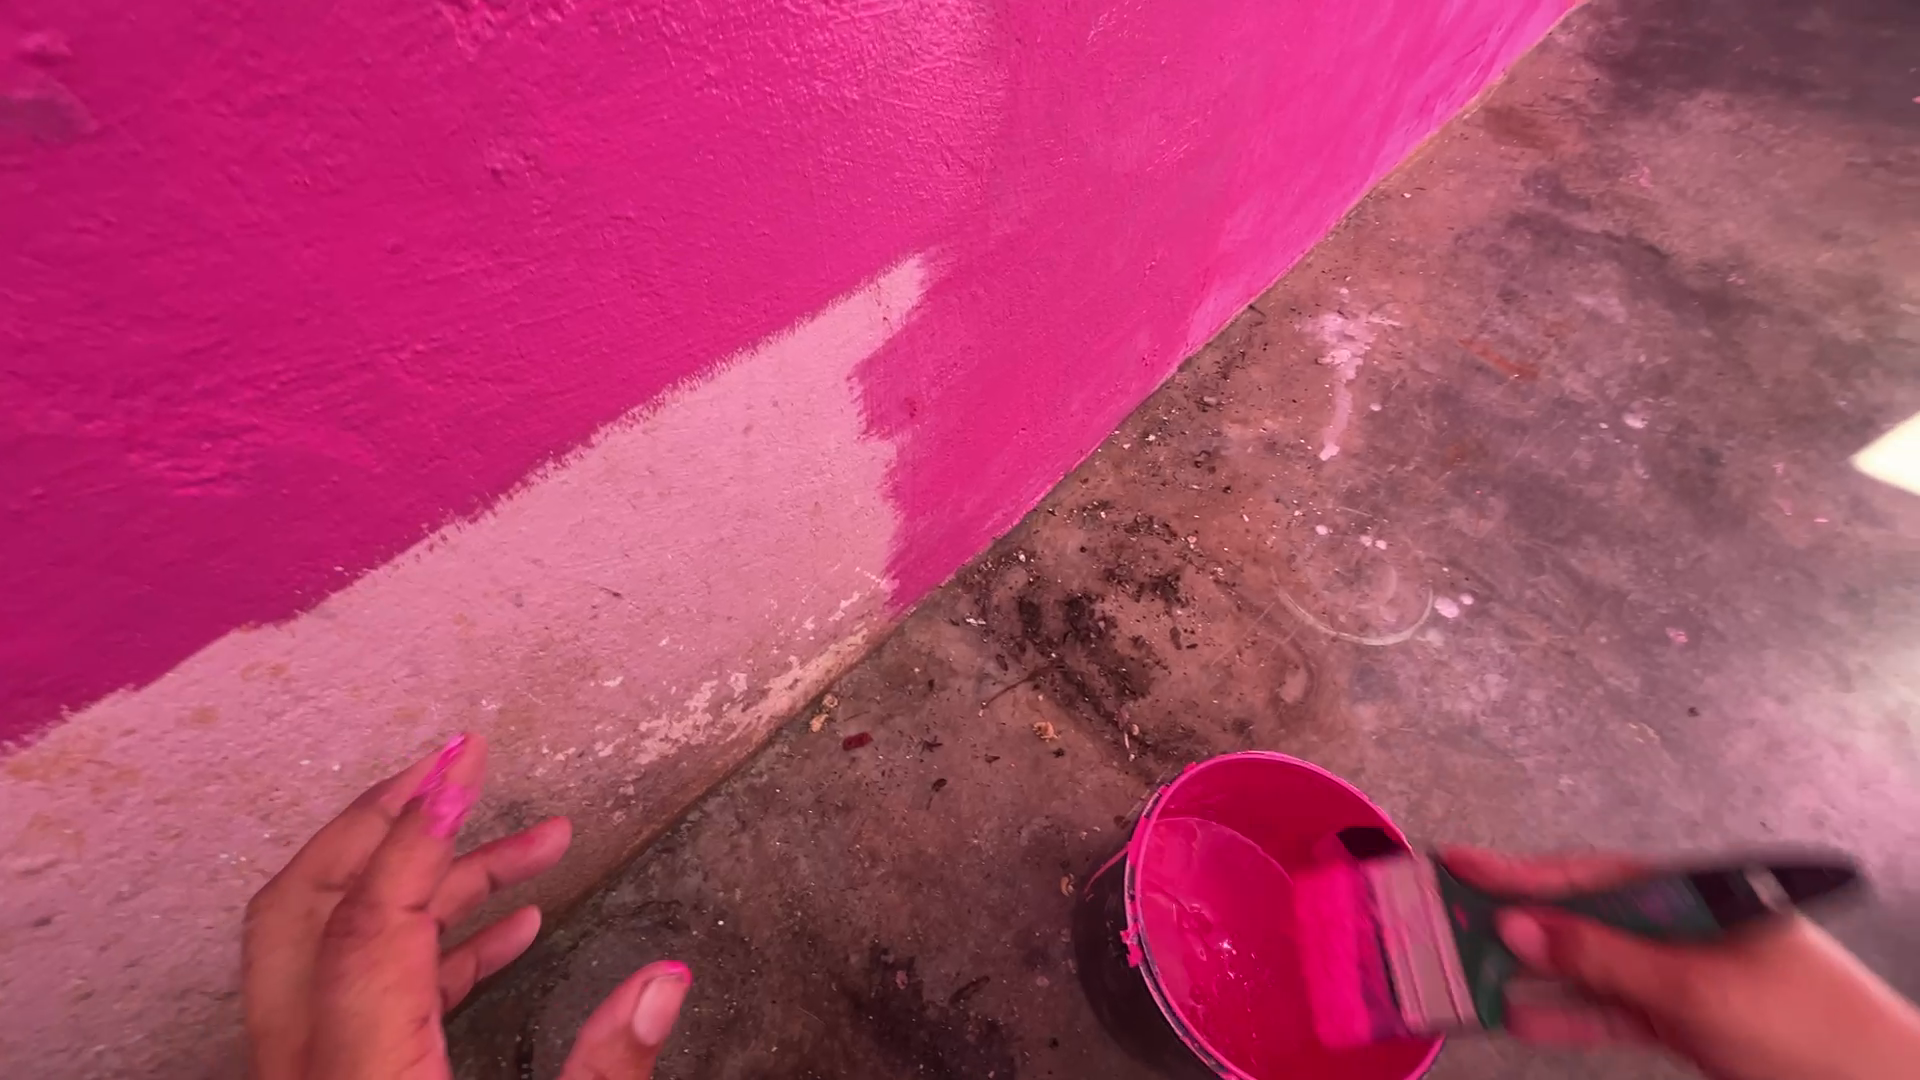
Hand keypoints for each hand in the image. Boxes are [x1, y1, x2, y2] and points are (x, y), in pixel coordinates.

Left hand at [243, 733, 690, 1078]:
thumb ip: (606, 1074)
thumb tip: (669, 976)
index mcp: (359, 1079)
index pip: (372, 924)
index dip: (421, 831)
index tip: (468, 757)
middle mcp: (308, 1069)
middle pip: (304, 909)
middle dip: (381, 820)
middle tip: (456, 764)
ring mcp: (317, 1075)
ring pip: (342, 940)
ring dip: (441, 876)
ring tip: (546, 841)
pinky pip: (374, 988)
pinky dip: (441, 938)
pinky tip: (520, 923)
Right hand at [1444, 848, 1919, 1079]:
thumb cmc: (1813, 1032)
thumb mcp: (1697, 988)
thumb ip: (1598, 956)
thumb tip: (1511, 926)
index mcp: (1682, 893)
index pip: (1580, 873)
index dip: (1513, 869)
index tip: (1452, 862)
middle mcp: (1670, 925)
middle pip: (1573, 916)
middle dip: (1511, 922)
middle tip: (1445, 917)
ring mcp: (1673, 972)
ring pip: (1582, 964)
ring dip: (1529, 974)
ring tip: (1466, 971)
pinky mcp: (1677, 1017)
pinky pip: (1605, 1008)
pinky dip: (1564, 1015)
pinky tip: (1518, 1019)